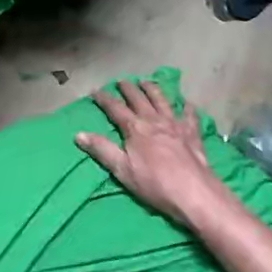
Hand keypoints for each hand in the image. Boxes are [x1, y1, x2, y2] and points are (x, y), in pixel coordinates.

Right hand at [75, 79, 231, 226]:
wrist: (192, 190)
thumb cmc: (154, 183)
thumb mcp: (122, 170)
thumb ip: (102, 150)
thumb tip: (79, 134)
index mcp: (136, 128)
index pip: (116, 109)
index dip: (104, 99)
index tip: (95, 90)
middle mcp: (155, 120)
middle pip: (139, 99)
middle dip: (129, 89)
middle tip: (122, 81)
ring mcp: (176, 123)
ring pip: (162, 100)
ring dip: (153, 89)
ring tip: (146, 81)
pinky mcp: (192, 132)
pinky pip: (189, 115)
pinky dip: (186, 107)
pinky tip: (186, 103)